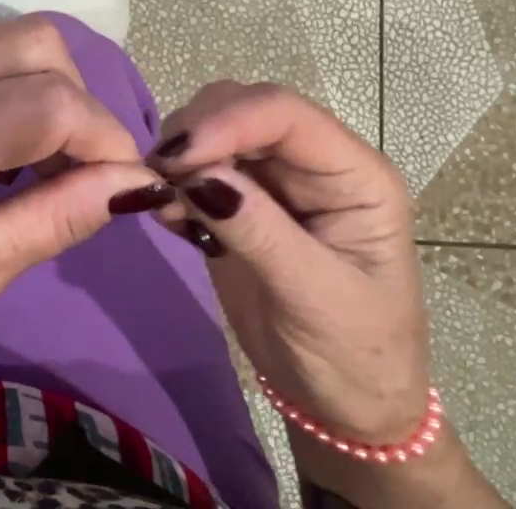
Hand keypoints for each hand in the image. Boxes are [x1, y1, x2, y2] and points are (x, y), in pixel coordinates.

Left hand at [0, 16, 166, 365]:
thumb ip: (57, 219)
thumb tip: (137, 181)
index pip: (46, 104)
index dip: (104, 138)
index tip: (124, 184)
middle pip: (36, 45)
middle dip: (80, 102)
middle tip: (81, 170)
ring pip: (14, 35)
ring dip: (52, 85)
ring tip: (45, 158)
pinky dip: (19, 80)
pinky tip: (10, 139)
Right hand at [152, 83, 430, 450]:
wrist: (343, 407)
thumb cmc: (354, 354)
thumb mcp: (315, 296)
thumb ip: (258, 230)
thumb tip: (193, 174)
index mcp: (354, 175)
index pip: (284, 113)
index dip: (226, 121)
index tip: (175, 158)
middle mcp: (311, 164)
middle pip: (240, 107)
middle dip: (195, 132)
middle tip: (161, 178)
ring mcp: (272, 181)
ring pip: (209, 130)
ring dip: (177, 156)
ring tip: (165, 204)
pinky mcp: (235, 203)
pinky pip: (192, 168)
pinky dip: (169, 181)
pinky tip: (167, 217)